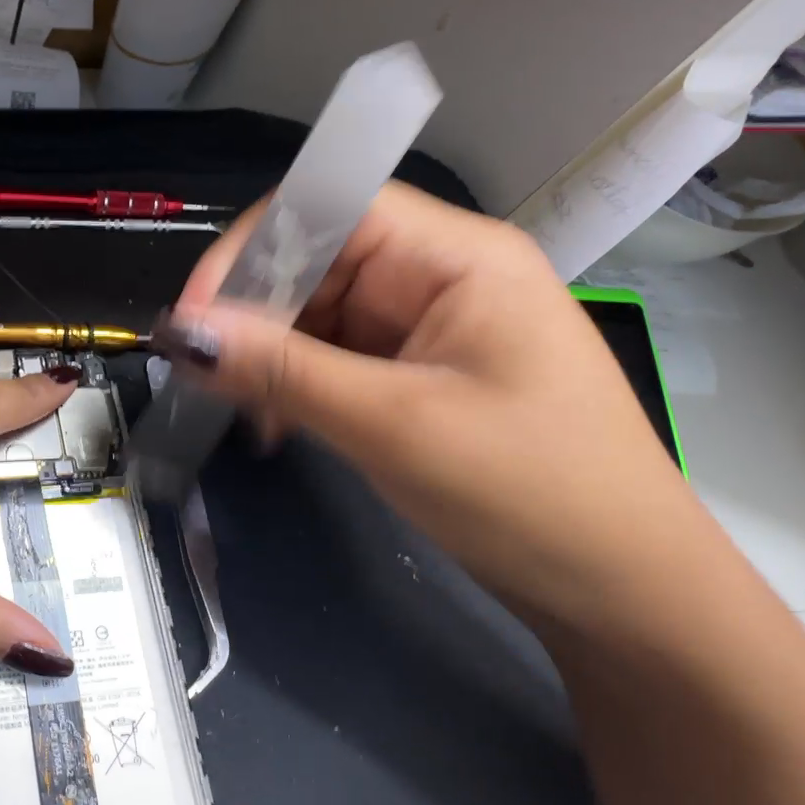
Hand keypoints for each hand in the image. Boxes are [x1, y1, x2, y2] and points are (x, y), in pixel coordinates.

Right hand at [154, 182, 694, 613]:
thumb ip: (281, 370)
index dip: (253, 248)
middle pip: (315, 259)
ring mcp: (425, 327)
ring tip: (243, 409)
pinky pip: (329, 355)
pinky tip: (274, 423)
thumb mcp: (393, 426)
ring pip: (314, 312)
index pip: (331, 208)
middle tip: (204, 372)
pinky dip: (291, 383)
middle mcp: (437, 278)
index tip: (196, 315)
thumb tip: (180, 332)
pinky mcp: (413, 373)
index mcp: (457, 259)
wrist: (624, 596)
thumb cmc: (531, 495)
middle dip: (254, 311)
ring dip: (268, 354)